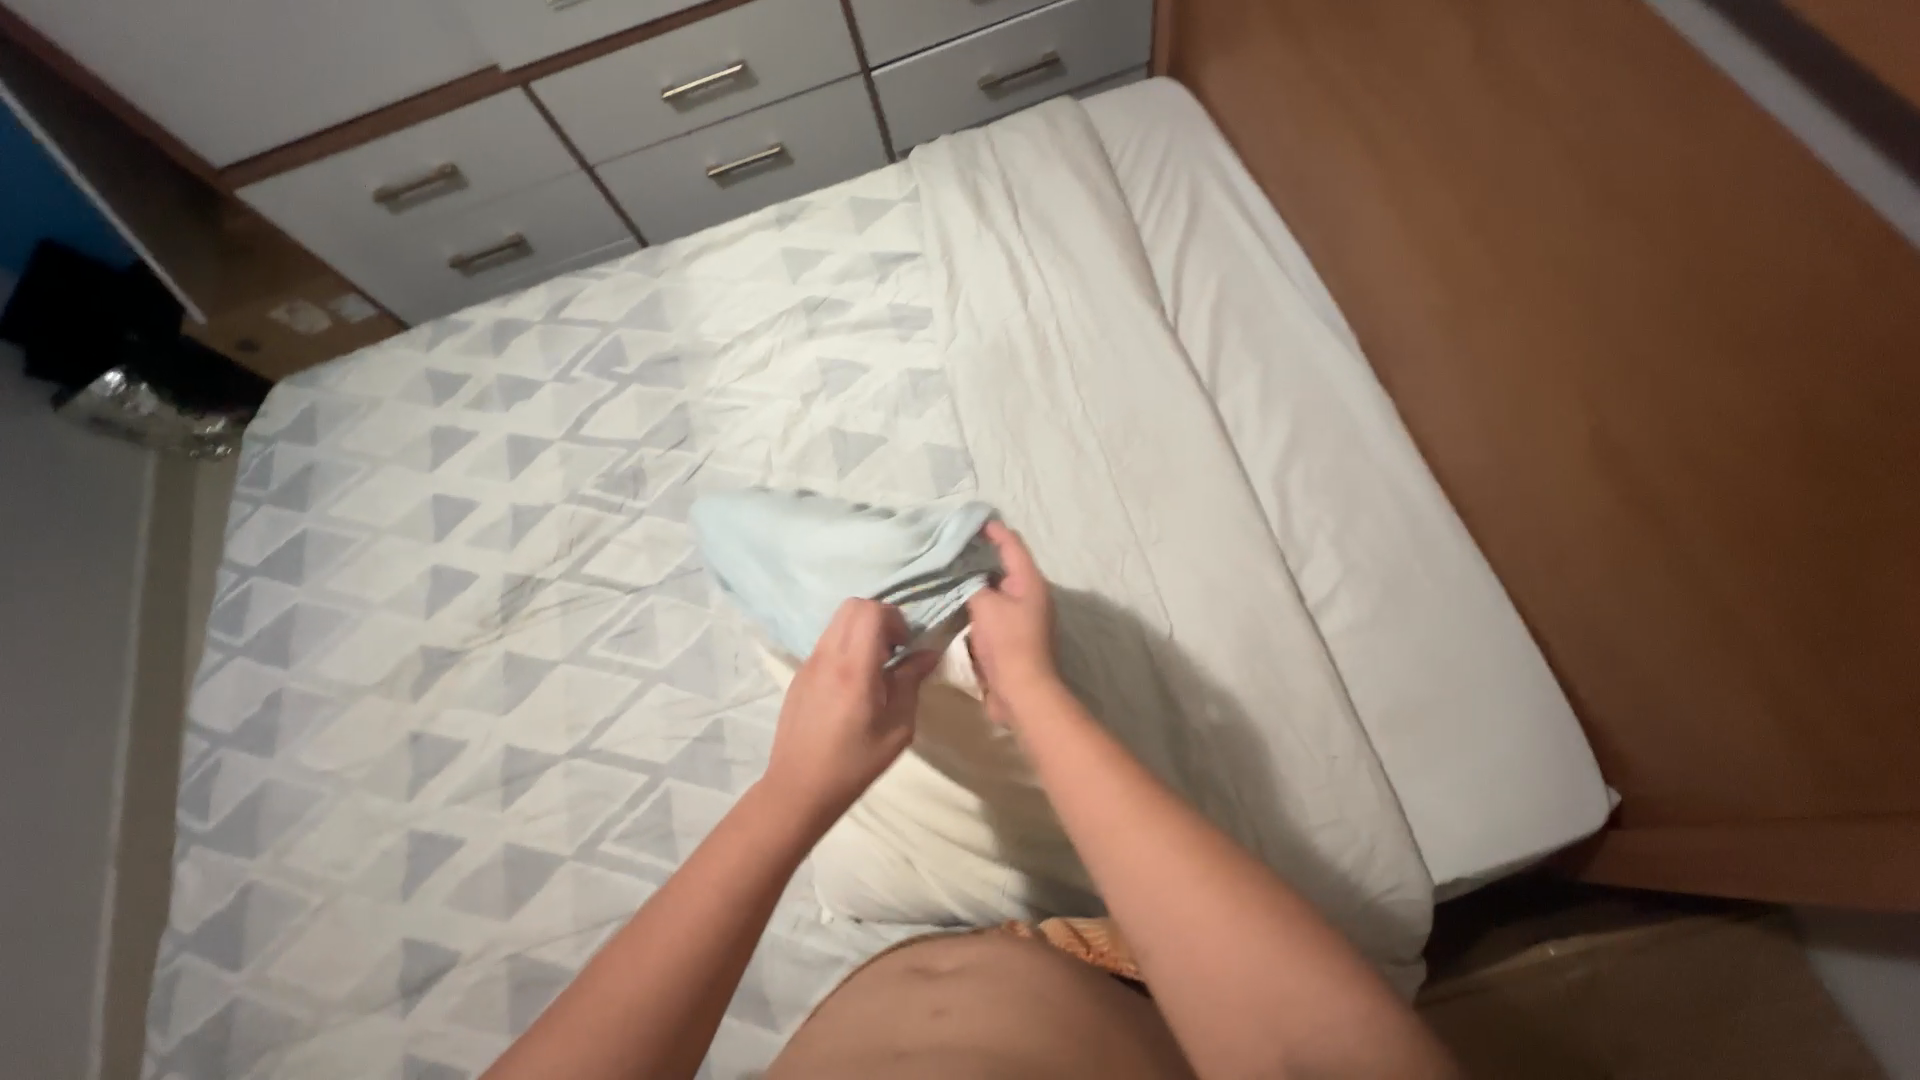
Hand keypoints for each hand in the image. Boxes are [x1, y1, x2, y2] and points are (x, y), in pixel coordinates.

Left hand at [763, 599, 938, 822]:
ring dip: (862, 631)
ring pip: (837, 621)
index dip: (896, 620)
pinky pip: (826, 642)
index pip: (872, 611)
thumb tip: (927, 653)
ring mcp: (808, 663)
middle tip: (894, 651)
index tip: (906, 648)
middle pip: (853, 605)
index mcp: (854, 668)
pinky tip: (854, 683)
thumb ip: (911, 683)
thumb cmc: (855, 763)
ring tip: (876, 667)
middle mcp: (827, 657)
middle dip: (880, 618)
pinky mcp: (799, 674)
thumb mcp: (898, 728)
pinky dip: (846, 646)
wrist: (799, 787)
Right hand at [965, 521, 1059, 725]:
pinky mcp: (1010, 636)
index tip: (969, 519)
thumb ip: (972, 584)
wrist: (1022, 692)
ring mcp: (1021, 617)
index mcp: (1029, 581)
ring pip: (995, 589)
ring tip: (947, 570)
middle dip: (978, 554)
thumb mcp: (985, 606)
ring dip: (974, 581)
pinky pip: (990, 611)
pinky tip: (954, 602)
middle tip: (950, 544)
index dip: (992, 529)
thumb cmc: (1007, 643)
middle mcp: (1029, 595)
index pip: (1011, 544)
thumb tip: (962, 575)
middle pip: (1003, 565)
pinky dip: (974, 603)